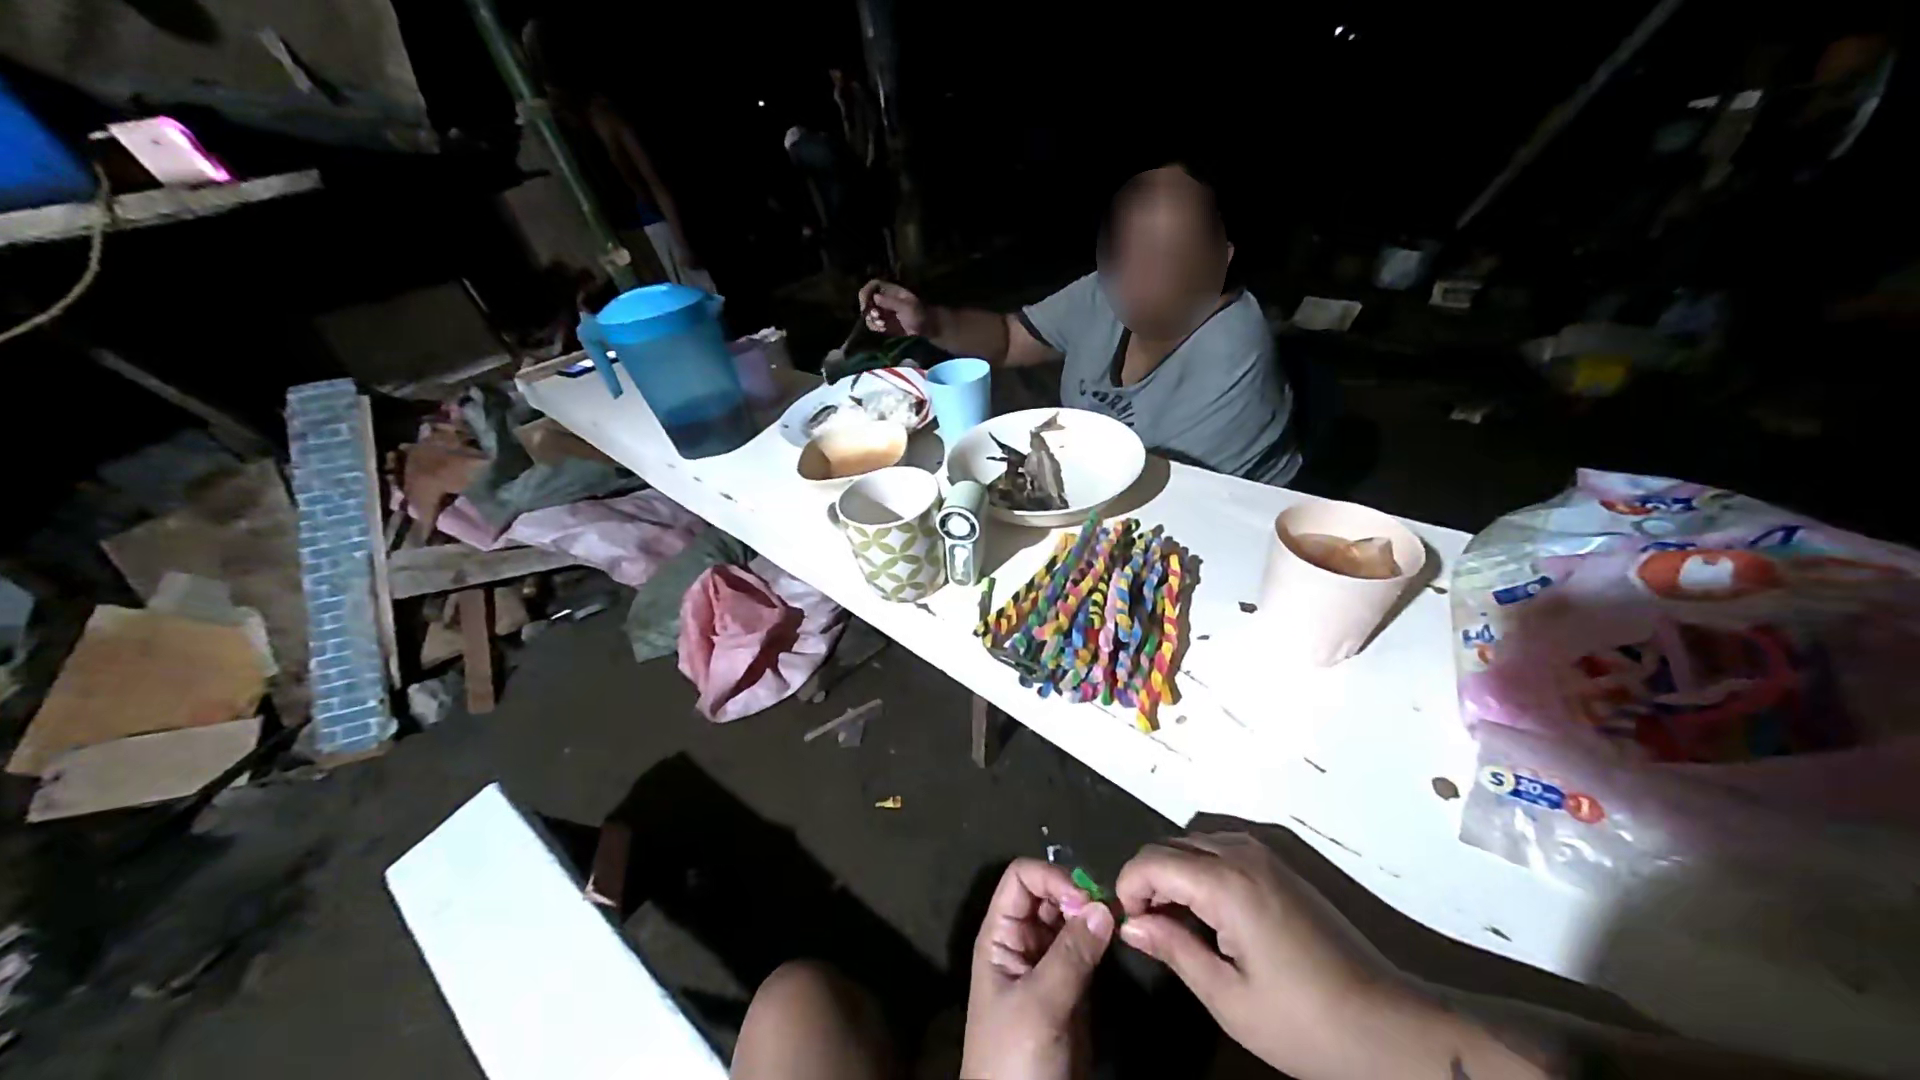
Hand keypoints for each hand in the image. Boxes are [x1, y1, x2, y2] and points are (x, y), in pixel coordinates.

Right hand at [858, 279, 930, 335]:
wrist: (926, 329)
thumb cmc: (919, 314)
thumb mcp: (907, 307)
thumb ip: (891, 302)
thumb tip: (875, 297)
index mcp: (890, 291)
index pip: (873, 285)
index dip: (866, 292)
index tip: (866, 303)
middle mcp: (884, 299)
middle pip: (866, 300)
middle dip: (868, 309)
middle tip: (877, 317)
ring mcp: (883, 311)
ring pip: (868, 313)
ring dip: (872, 320)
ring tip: (882, 326)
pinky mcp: (883, 323)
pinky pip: (873, 324)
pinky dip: (875, 327)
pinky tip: (883, 330)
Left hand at [962, 858, 1114, 1079]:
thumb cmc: (1014, 1058)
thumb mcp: (1038, 1005)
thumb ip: (1070, 955)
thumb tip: (1103, 906)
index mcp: (1001, 935)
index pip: (1021, 880)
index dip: (1050, 879)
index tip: (1083, 900)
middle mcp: (1024, 941)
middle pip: (1048, 894)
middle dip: (1077, 892)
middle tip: (1111, 907)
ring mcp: (1048, 964)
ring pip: (1070, 919)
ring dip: (1092, 913)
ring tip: (1120, 918)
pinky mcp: (1072, 987)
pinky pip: (1086, 949)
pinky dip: (1101, 938)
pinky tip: (1118, 937)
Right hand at [1115, 834, 1392, 1078]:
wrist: (1387, 1025)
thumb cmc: (1304, 1021)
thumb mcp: (1228, 998)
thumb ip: (1173, 950)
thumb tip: (1130, 924)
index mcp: (1227, 884)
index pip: (1152, 861)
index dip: (1128, 887)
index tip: (1128, 924)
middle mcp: (1242, 855)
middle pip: (1170, 845)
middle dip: (1148, 878)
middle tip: (1148, 927)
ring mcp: (1265, 856)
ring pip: (1195, 843)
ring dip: (1174, 871)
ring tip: (1176, 921)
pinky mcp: (1280, 867)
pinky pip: (1221, 850)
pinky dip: (1201, 870)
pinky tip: (1209, 913)